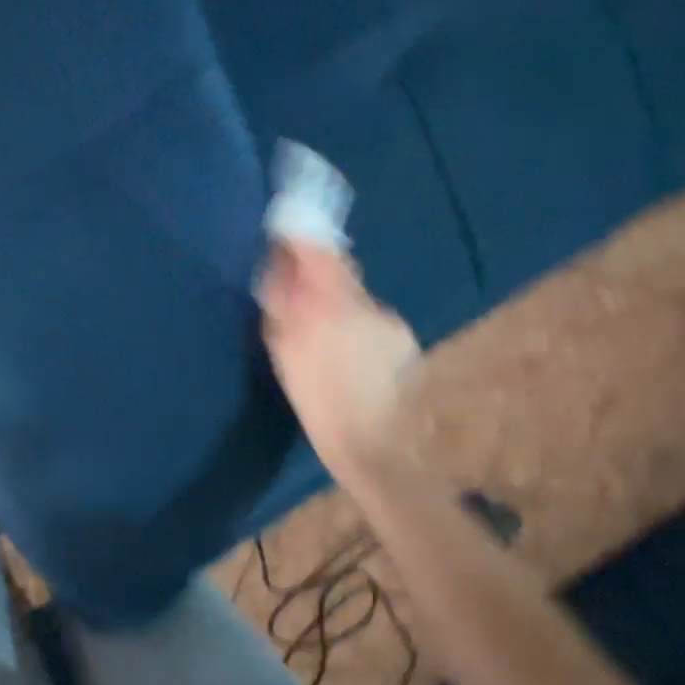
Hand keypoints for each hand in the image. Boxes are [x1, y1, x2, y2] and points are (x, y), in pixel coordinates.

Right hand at [258, 238, 420, 461]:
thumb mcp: (285, 350)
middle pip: (339, 274)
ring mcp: (391, 323)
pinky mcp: (406, 343)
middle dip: (317, 277)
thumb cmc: (318, 400)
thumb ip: (281, 302)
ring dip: (337, 307)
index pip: (319, 251)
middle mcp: (368, 304)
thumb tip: (278, 265)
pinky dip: (356, 330)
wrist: (375, 447)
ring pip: (356, 301)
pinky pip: (372, 323)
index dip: (300, 240)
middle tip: (295, 294)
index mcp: (333, 303)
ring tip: (322, 336)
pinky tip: (348, 356)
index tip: (283, 237)